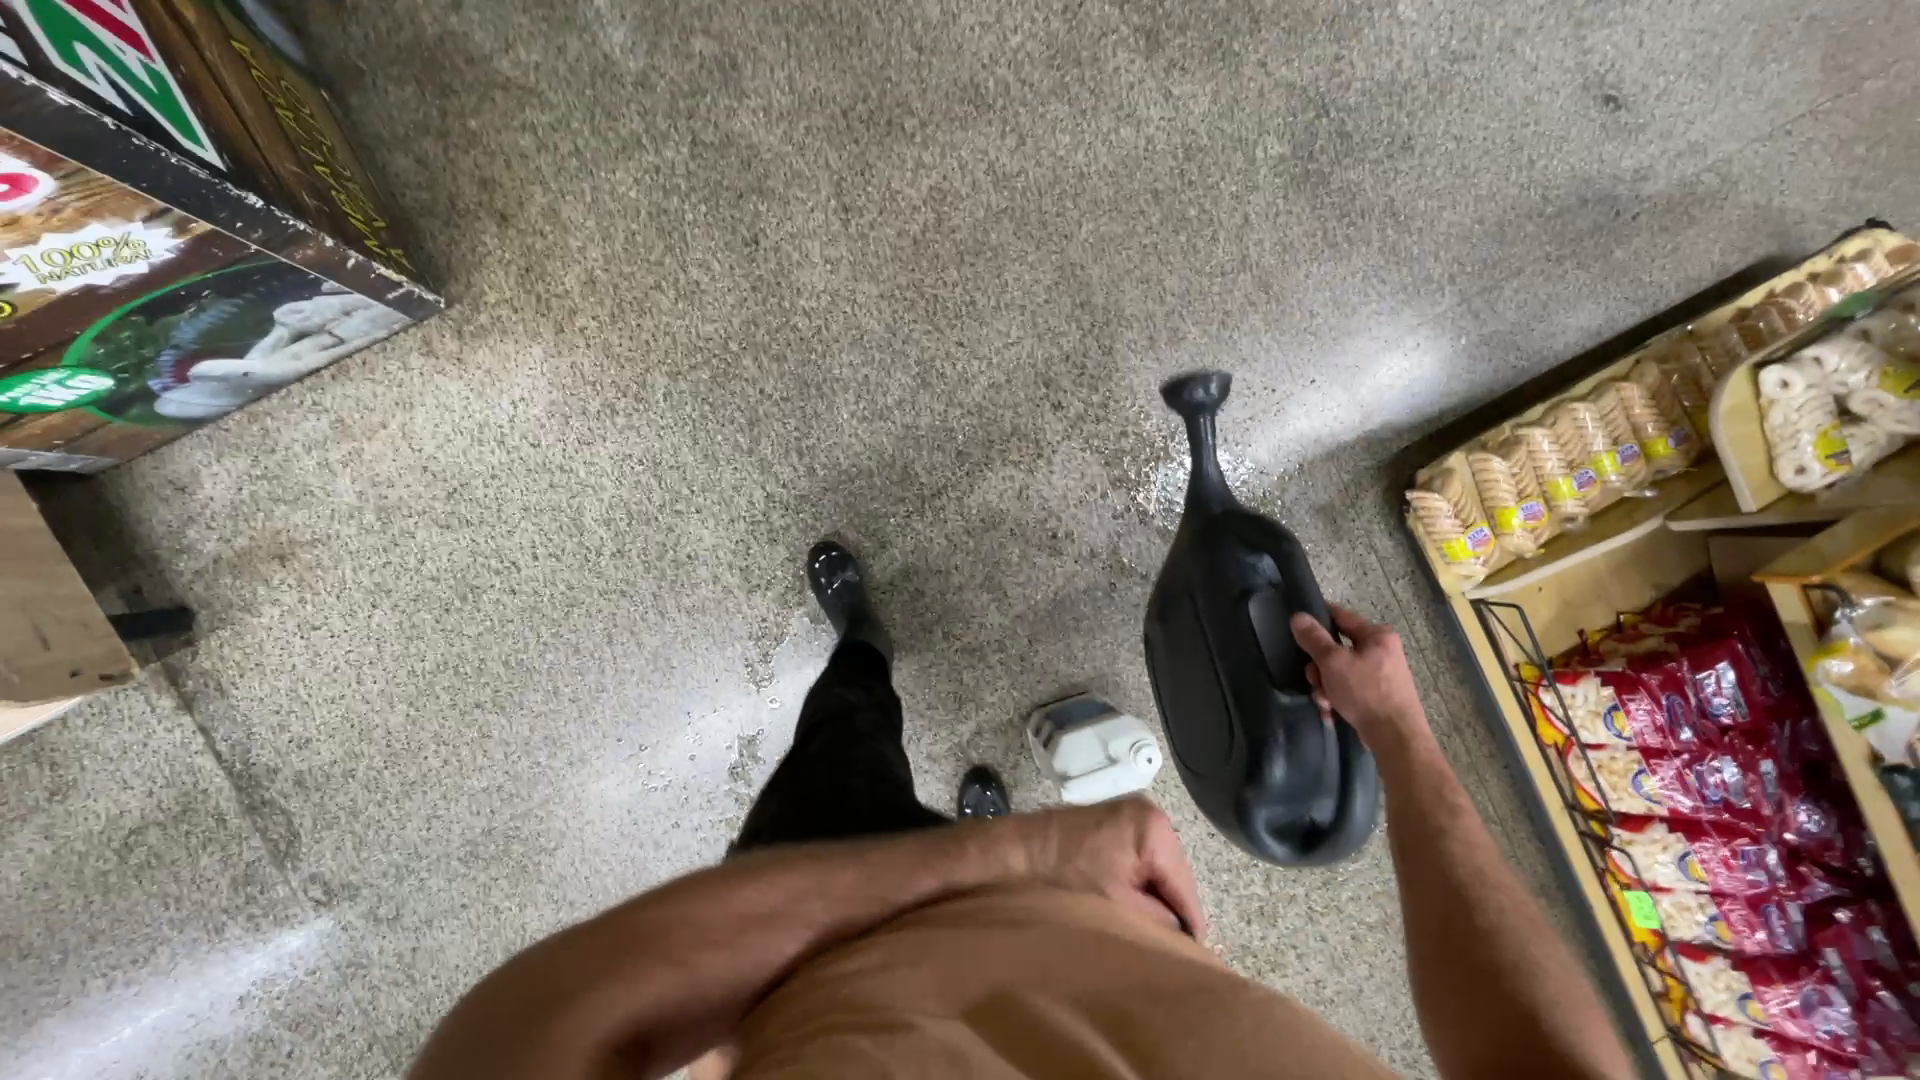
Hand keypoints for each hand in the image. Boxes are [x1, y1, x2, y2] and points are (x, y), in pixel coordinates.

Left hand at [1006, 798, 1205, 941]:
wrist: (1021, 849)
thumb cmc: (1065, 876)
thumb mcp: (1119, 905)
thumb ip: (1160, 921)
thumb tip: (1185, 937)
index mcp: (1156, 830)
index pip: (1186, 888)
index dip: (1190, 926)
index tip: (1193, 957)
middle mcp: (1152, 814)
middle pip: (1176, 875)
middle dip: (1171, 907)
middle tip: (1168, 943)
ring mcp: (1135, 812)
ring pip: (1161, 867)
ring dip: (1156, 894)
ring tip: (1148, 923)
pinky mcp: (1119, 818)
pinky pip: (1144, 856)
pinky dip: (1141, 878)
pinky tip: (1132, 899)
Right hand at [1290, 603, 1427, 746]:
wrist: (1396, 737)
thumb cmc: (1366, 692)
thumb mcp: (1333, 662)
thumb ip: (1314, 638)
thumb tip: (1298, 616)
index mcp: (1377, 636)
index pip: (1341, 616)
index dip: (1317, 618)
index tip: (1296, 625)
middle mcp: (1382, 651)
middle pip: (1336, 649)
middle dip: (1319, 668)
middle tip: (1314, 680)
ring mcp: (1381, 674)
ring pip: (1339, 672)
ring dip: (1325, 687)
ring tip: (1325, 703)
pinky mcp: (1379, 695)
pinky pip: (1349, 688)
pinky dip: (1337, 698)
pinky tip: (1332, 712)